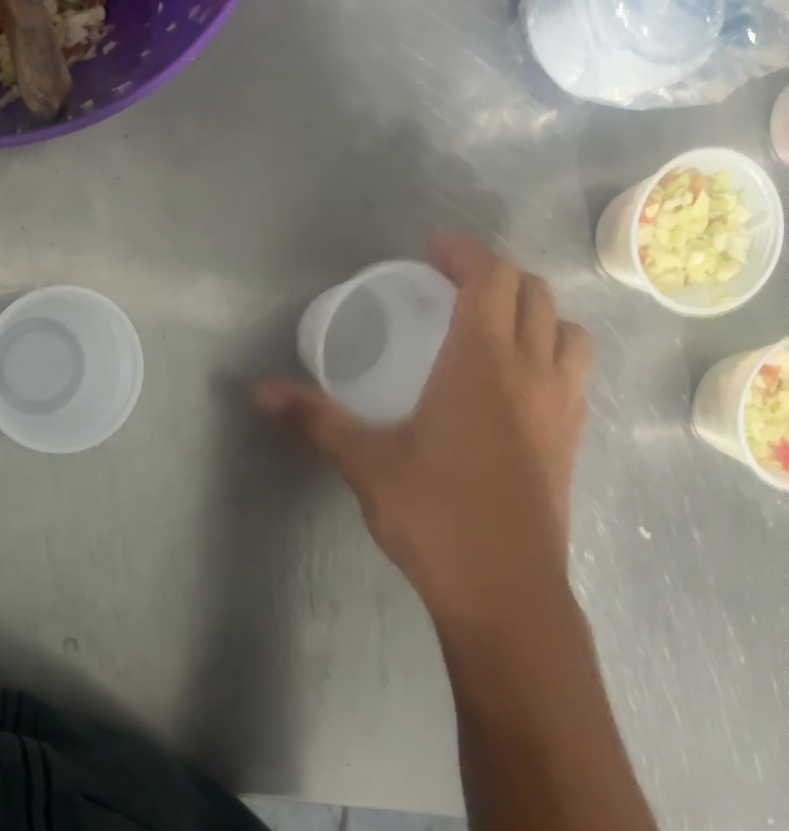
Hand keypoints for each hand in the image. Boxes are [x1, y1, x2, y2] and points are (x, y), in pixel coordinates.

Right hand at [256, 237, 593, 626]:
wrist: (501, 581)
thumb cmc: (431, 513)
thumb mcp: (363, 462)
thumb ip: (315, 419)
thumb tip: (261, 391)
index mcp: (481, 368)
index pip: (492, 283)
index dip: (467, 254)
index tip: (432, 248)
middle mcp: (532, 374)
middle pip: (535, 297)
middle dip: (497, 276)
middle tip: (451, 282)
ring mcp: (560, 406)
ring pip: (566, 332)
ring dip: (533, 312)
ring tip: (490, 324)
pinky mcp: (567, 438)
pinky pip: (569, 370)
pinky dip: (546, 351)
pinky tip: (511, 381)